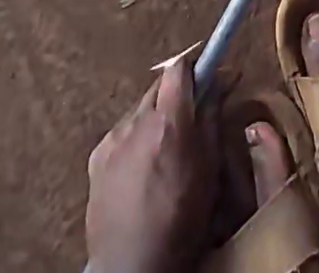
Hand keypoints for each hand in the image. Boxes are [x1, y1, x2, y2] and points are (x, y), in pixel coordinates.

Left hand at [85, 62, 217, 272]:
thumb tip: (221, 80)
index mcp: (169, 121)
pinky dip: (135, 140)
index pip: (179, 68)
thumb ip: (211, 117)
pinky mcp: (97, 156)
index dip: (195, 65)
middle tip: (191, 115)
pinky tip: (143, 168)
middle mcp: (137, 120)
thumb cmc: (182, 221)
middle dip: (176, 93)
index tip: (208, 70)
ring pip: (140, 110)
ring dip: (155, 117)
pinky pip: (121, 133)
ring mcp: (113, 137)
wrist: (133, 265)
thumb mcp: (209, 167)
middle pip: (159, 86)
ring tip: (165, 150)